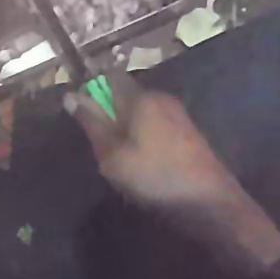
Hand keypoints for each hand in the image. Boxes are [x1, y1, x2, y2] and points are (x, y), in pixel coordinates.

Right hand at [67, 75, 246, 211]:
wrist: (208, 202)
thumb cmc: (154, 176)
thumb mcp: (112, 154)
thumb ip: (92, 123)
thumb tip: (70, 95)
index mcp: (141, 97)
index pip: (109, 76)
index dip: (91, 90)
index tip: (83, 115)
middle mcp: (162, 98)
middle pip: (126, 96)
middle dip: (110, 114)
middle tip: (101, 147)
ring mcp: (179, 115)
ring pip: (142, 113)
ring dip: (127, 130)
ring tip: (122, 160)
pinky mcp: (189, 133)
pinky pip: (157, 126)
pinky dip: (144, 139)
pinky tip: (145, 164)